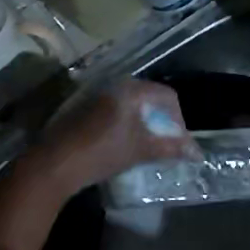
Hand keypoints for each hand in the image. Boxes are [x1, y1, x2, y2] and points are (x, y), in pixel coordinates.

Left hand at [29, 79, 199, 193]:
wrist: (53, 164)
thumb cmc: (101, 153)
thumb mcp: (140, 150)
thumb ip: (170, 148)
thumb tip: (196, 152)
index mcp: (130, 89)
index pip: (167, 96)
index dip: (178, 119)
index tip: (178, 142)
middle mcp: (114, 85)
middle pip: (150, 99)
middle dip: (161, 122)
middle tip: (165, 145)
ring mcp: (96, 95)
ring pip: (132, 106)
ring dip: (143, 124)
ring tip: (146, 148)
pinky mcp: (84, 108)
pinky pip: (115, 111)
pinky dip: (126, 125)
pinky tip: (123, 146)